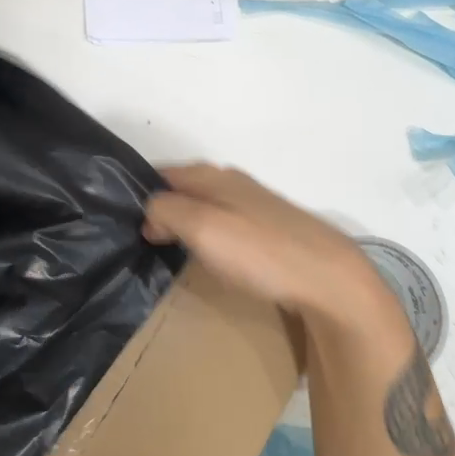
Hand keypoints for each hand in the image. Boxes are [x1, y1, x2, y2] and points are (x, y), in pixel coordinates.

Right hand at [144, 164, 400, 334]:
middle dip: (161, 210)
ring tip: (169, 252)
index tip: (122, 223)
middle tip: (141, 241)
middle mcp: (233, 182)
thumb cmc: (260, 252)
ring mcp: (256, 207)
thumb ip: (165, 212)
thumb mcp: (201, 228)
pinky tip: (210, 259)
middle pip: (184, 190)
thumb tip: (149, 214)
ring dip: (185, 225)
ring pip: (206, 208)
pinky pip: (226, 227)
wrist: (332, 282)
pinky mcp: (273, 231)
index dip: (139, 195)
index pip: (161, 174)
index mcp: (213, 176)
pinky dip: (209, 238)